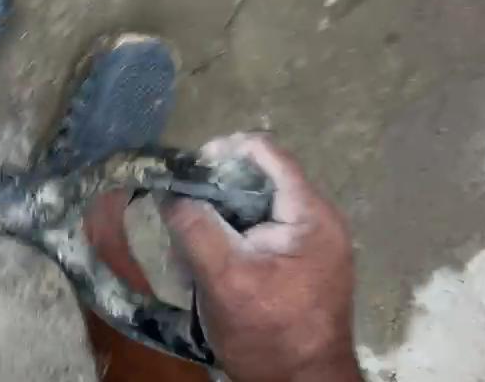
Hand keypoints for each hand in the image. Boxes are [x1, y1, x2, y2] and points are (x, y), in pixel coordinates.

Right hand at [162, 134, 359, 381]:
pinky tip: (206, 253)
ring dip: (216, 211)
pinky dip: (229, 230)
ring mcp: (309, 239)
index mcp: (309, 214)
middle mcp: (316, 218)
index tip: (189, 173)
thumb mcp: (222, 276)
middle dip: (213, 185)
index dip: (221, 151)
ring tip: (188, 233)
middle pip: (256, 173)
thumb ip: (194, 224)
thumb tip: (168, 190)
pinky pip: (258, 224)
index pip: (263, 150)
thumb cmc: (268, 334)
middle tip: (182, 204)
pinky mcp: (298, 258)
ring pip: (252, 199)